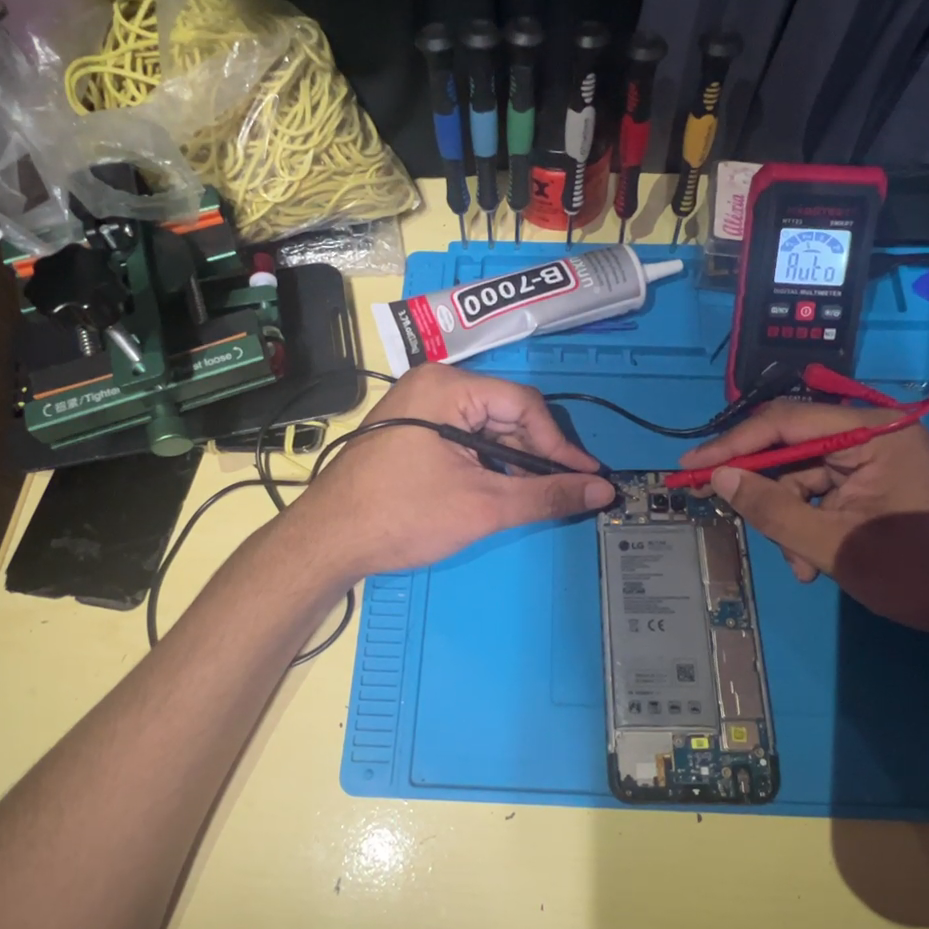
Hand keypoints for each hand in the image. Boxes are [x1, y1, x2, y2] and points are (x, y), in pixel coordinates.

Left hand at [287, 365, 614, 579]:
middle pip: (505, 414)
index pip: (524, 404)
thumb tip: (601, 490)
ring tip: (535, 496)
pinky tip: (501, 492)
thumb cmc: (402, 516)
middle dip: (536, 455)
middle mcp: (432, 386)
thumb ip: (547, 495)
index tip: (587, 477)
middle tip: (564, 490)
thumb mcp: (484, 506)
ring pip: (485, 430)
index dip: (559, 444)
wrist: (327, 542)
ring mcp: (417, 409)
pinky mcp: (409, 434)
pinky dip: (486, 466)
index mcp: (448, 387)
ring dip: (512, 464)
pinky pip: (462, 441)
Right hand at [679, 402, 928, 643]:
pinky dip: (814, 525)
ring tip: (798, 565)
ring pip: (808, 478)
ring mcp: (883, 461)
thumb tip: (718, 478)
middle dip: (767, 492)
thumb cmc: (921, 574)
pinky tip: (812, 562)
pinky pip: (830, 495)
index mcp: (874, 433)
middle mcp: (877, 435)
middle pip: (795, 450)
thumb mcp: (836, 545)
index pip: (785, 422)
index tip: (689, 468)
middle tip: (733, 519)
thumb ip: (773, 509)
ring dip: (791, 520)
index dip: (732, 445)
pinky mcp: (885, 486)